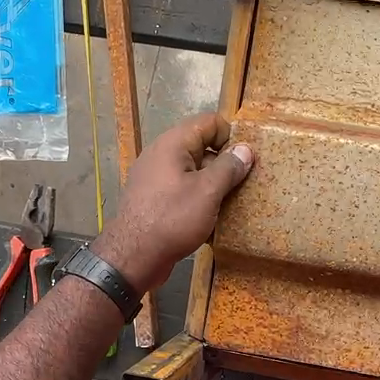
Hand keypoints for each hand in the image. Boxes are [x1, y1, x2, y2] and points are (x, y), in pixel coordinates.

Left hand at [90, 113, 253, 291]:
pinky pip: (183, 191)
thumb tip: (245, 149)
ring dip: (213, 186)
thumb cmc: (173, 219)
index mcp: (173, 144)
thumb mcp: (207, 192)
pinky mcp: (154, 200)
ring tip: (231, 205)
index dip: (230, 137)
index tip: (244, 162)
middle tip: (243, 185)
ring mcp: (156, 178)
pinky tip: (210, 219)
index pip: (209, 122)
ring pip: (193, 172)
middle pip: (202, 147)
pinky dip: (198, 200)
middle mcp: (162, 155)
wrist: (134, 257)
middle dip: (224, 164)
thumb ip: (228, 168)